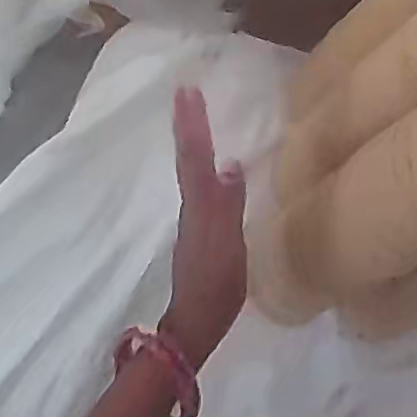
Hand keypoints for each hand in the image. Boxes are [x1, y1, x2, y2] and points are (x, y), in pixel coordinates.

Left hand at [160, 86, 246, 369]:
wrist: (195, 325)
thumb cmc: (215, 285)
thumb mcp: (228, 247)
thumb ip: (229, 207)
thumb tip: (231, 163)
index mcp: (200, 204)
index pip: (195, 156)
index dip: (192, 124)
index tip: (187, 92)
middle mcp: (192, 203)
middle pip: (188, 155)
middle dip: (187, 123)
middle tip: (186, 92)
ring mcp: (194, 215)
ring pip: (190, 165)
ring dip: (191, 136)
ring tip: (194, 114)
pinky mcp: (201, 225)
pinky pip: (198, 179)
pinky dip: (199, 159)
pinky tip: (208, 159)